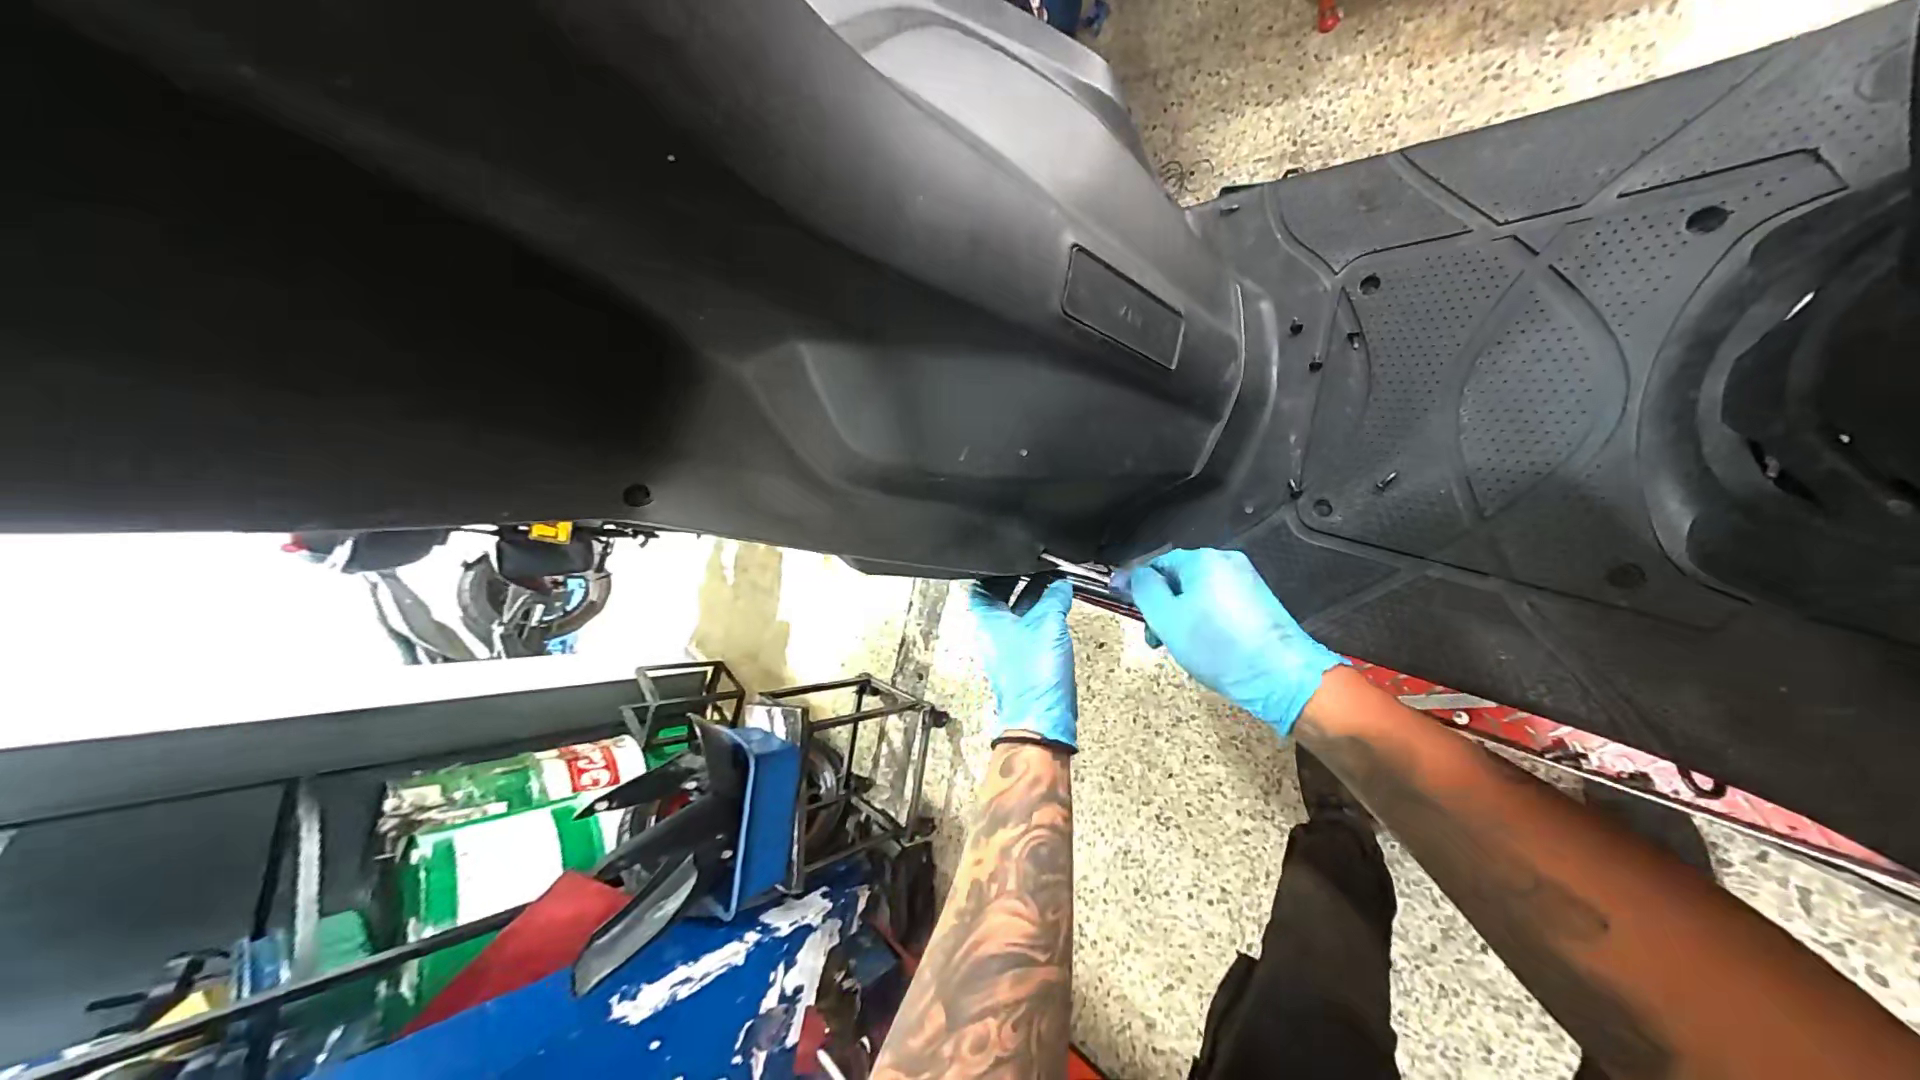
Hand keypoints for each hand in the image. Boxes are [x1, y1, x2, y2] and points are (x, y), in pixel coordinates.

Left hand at [965, 579, 1077, 748]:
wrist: (1042, 716)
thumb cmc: (1033, 673)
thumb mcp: (1048, 622)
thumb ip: (1054, 597)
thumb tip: (1062, 584)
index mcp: (986, 620)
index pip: (980, 584)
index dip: (993, 569)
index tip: (1010, 558)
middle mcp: (992, 632)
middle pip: (999, 597)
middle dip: (1017, 580)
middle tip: (1036, 567)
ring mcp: (1008, 647)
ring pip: (1016, 613)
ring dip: (1031, 598)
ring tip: (1051, 583)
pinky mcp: (1024, 659)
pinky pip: (1029, 629)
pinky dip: (1039, 616)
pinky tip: (1056, 610)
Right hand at [1115, 548, 1342, 734]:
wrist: (1282, 676)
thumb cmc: (1217, 646)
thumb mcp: (1166, 618)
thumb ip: (1143, 589)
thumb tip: (1129, 574)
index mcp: (1204, 559)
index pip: (1157, 565)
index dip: (1140, 589)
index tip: (1136, 618)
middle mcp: (1228, 562)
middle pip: (1179, 579)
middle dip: (1163, 608)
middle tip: (1158, 640)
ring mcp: (1248, 582)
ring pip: (1199, 595)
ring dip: (1183, 617)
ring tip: (1184, 648)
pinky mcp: (1260, 603)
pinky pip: (1220, 605)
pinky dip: (1207, 623)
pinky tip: (1208, 647)